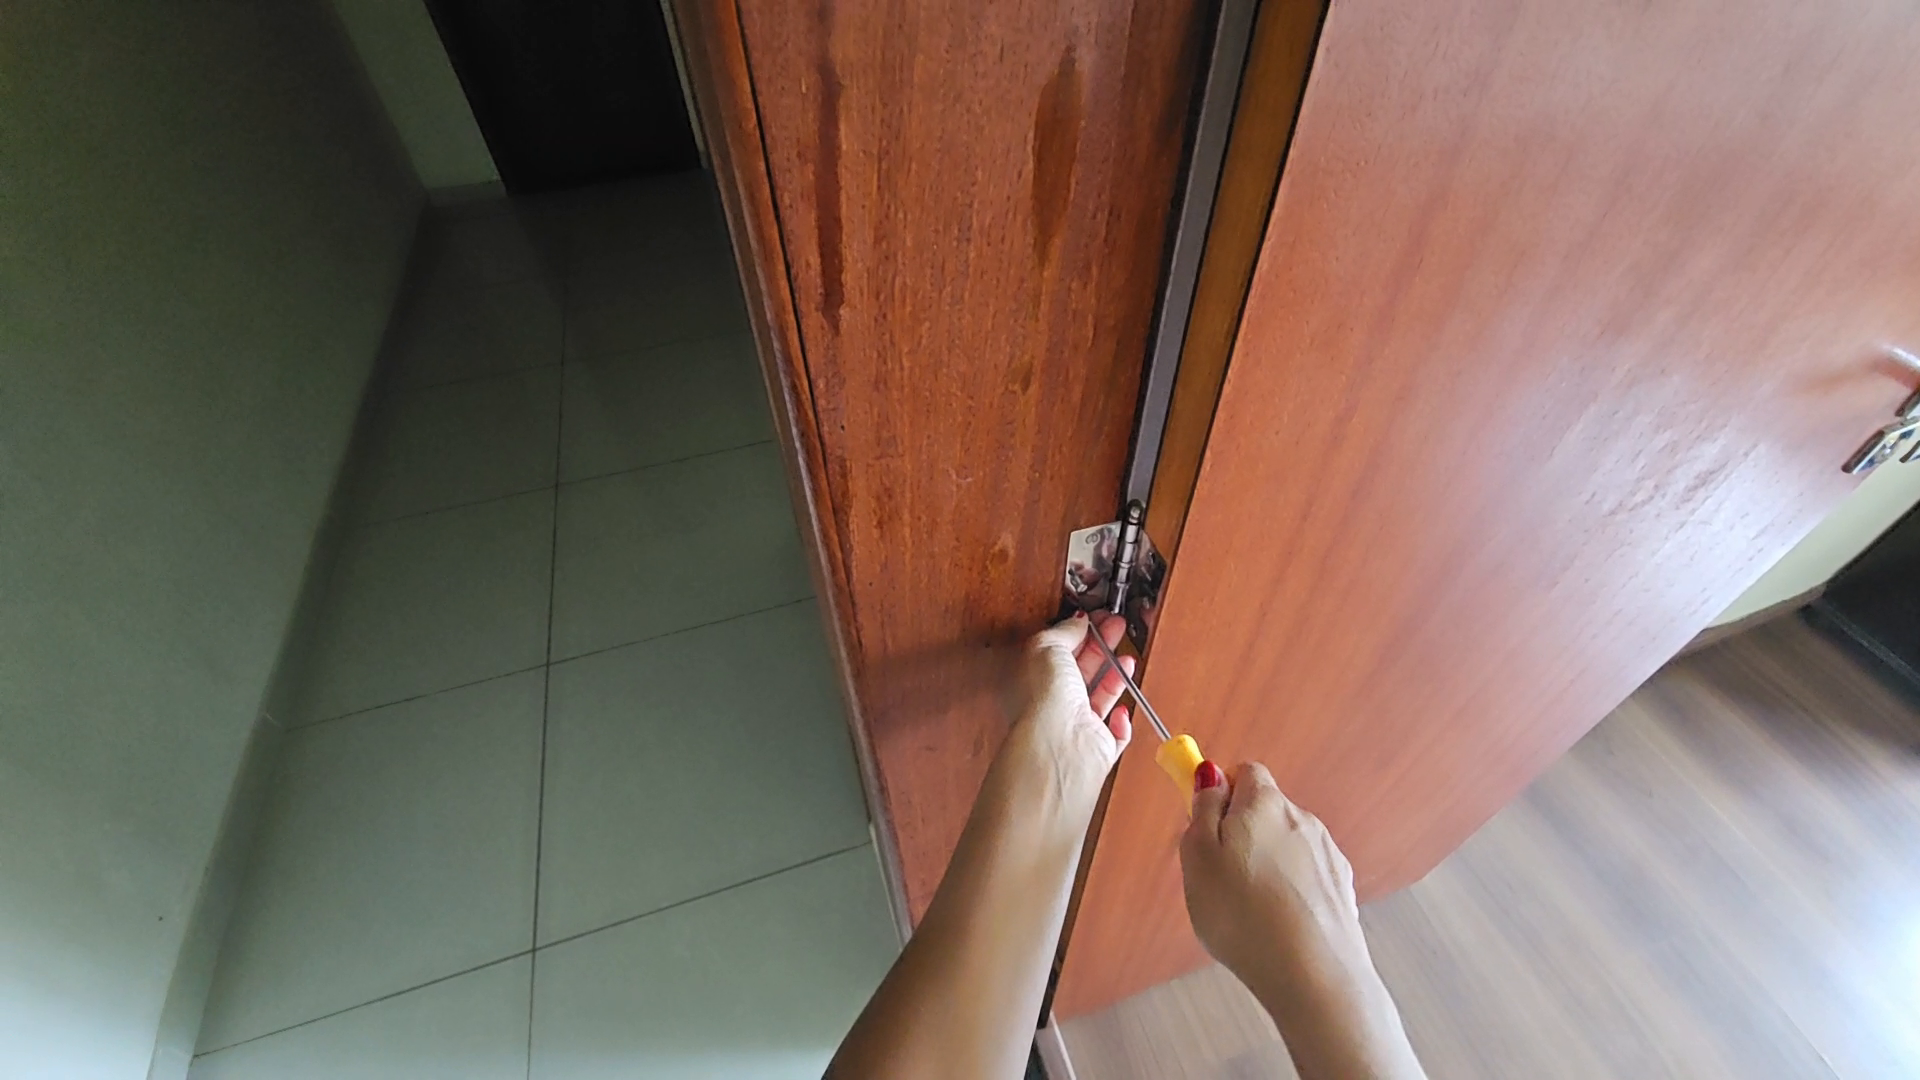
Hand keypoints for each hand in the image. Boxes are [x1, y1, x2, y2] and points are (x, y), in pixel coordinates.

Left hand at [994, 612, 1134, 826]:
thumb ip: (1064, 630)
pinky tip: (1122, 710)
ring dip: (1114, 677)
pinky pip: (1113, 734)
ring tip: (1127, 658)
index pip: (1058, 649)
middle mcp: (1052, 702)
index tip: (1096, 618)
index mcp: (1033, 679)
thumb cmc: (1044, 699)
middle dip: (1101, 647)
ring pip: (1098, 698)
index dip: (1078, 631)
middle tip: (1117, 628)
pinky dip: (1121, 722)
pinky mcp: (1097, 747)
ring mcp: (1075, 726)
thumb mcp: (1048, 646)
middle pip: (1080, 670)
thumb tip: (1077, 621)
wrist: (1059, 745)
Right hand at [1181, 762, 1427, 1078]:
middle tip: (1218, 871)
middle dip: (1241, 831)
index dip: (1221, 790)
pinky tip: (1277, 923)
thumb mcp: (1198, 856)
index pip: (1245, 771)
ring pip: (1285, 844)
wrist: (1316, 981)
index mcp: (1265, 803)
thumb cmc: (1244, 916)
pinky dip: (1290, 889)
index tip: (1203, 819)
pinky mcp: (1343, 892)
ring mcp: (1328, 856)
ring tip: (1247, 907)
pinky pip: (1305, 876)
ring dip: (1266, 862)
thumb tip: (1210, 775)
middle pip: (1265, 809)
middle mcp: (1302, 819)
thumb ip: (1203, 808)